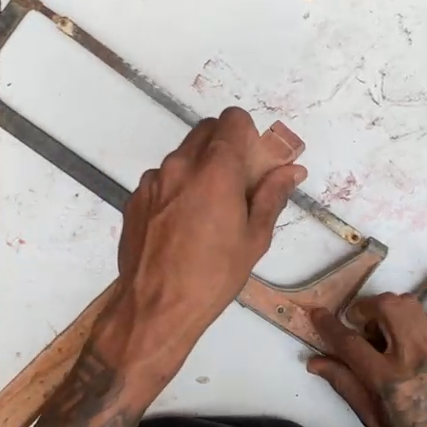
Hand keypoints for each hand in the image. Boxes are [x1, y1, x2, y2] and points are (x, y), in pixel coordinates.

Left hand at [92, 107, 306, 386]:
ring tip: (207, 210)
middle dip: (224, 146)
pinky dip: (175, 189)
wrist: (155, 307)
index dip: (246, 132)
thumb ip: (272, 195)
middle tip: (236, 182)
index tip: (252, 158)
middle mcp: (179, 165)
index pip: (232, 119)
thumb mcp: (254, 238)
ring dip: (198, 168)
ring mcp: (152, 181)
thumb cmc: (213, 276)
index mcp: (215, 170)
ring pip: (181, 156)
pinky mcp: (134, 199)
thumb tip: (291, 170)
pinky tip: (181, 225)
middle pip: (205, 131)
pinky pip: (161, 180)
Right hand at [306, 293, 426, 426]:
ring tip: (381, 330)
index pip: (352, 343)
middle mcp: (414, 357)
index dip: (330, 326)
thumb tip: (314, 361)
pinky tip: (402, 338)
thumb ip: (345, 385)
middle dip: (364, 307)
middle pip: (385, 307)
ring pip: (407, 304)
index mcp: (390, 381)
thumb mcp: (374, 420)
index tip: (317, 314)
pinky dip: (407, 317)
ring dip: (386, 308)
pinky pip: (424, 316)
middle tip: (358, 324)